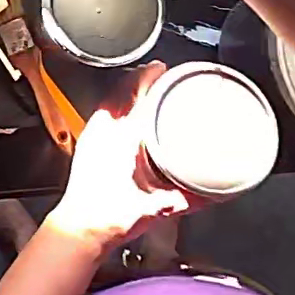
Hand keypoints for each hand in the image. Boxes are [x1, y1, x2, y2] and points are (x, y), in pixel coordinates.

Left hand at [44, 62, 196, 253]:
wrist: (81, 227)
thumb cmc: (110, 215)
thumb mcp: (155, 207)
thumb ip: (186, 201)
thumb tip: (213, 196)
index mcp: (119, 136)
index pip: (132, 95)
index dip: (147, 78)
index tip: (160, 67)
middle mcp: (102, 130)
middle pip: (120, 94)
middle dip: (138, 82)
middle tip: (157, 76)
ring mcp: (91, 136)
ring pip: (109, 103)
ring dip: (126, 94)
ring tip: (144, 91)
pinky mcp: (87, 145)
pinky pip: (102, 117)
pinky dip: (115, 110)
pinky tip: (126, 117)